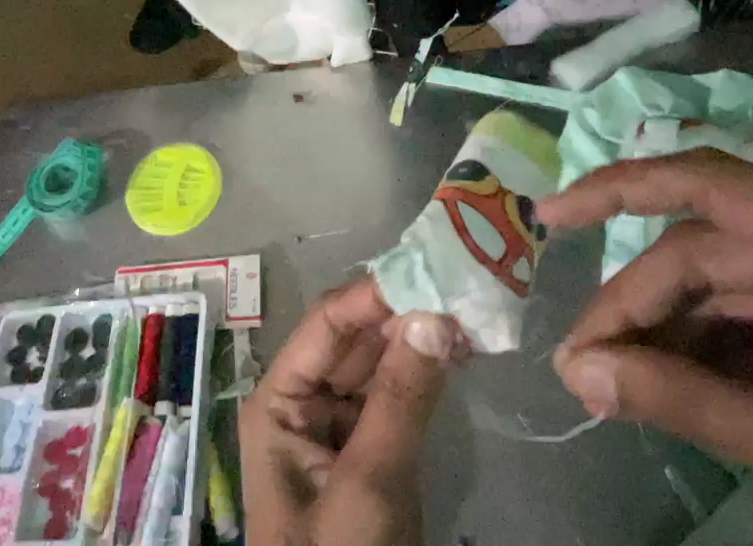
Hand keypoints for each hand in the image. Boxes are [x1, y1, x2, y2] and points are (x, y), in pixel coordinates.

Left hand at [239, 279, 464, 545]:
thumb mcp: (368, 485)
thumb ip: (399, 399)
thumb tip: (435, 316)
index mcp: (279, 400)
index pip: (327, 324)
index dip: (377, 293)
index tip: (434, 267)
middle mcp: (302, 400)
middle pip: (355, 339)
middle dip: (406, 311)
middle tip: (467, 281)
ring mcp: (337, 425)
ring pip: (378, 363)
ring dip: (421, 337)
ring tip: (473, 308)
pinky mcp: (369, 450)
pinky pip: (394, 395)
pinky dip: (426, 373)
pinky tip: (462, 352)